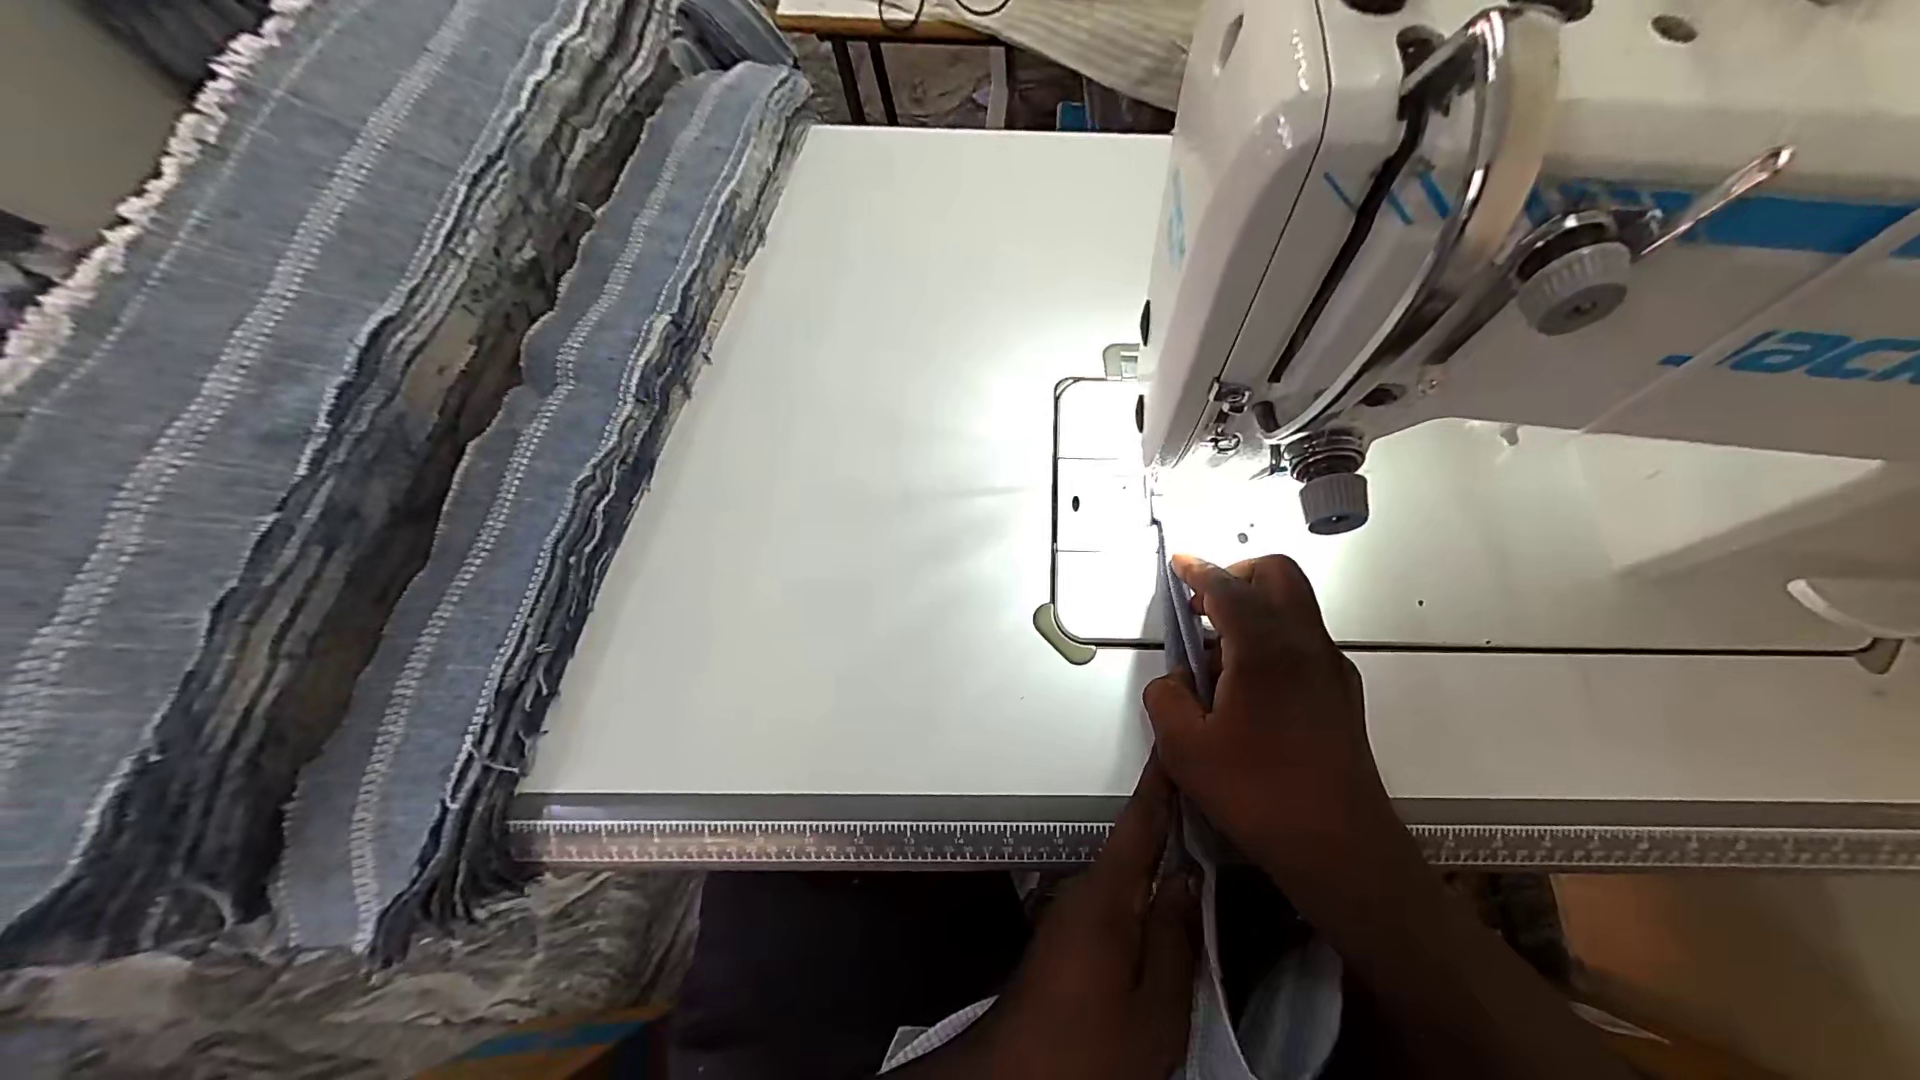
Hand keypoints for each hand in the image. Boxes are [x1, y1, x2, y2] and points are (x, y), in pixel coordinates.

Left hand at [892, 760, 1197, 1079]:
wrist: (1015, 1076)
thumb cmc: (1091, 1047)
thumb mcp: (1155, 1008)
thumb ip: (1174, 937)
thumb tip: (1188, 878)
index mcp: (1106, 896)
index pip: (1139, 824)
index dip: (1159, 783)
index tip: (1172, 742)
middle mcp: (1083, 890)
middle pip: (1132, 845)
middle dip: (1166, 821)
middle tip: (1206, 798)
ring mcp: (1070, 910)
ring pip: (1123, 874)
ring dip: (1154, 858)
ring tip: (1195, 844)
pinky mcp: (1065, 933)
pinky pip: (1111, 897)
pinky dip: (1139, 889)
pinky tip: (1161, 901)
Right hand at [1143, 555, 1403, 884]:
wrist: (1340, 847)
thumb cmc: (1258, 793)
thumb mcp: (1185, 748)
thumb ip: (1166, 698)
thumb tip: (1176, 681)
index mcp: (1266, 649)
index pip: (1229, 587)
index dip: (1198, 570)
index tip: (1179, 563)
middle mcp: (1306, 646)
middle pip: (1278, 576)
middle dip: (1236, 575)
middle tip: (1202, 604)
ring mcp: (1330, 668)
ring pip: (1293, 607)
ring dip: (1253, 609)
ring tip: (1215, 655)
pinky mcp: (1341, 693)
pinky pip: (1301, 640)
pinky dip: (1270, 637)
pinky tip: (1244, 686)